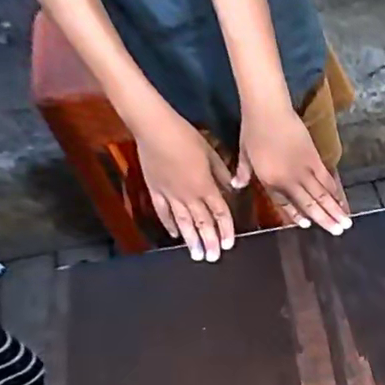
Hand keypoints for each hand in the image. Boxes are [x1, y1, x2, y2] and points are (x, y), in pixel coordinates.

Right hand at [130, 111, 235, 261]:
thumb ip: (221, 173)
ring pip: (184, 222)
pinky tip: (174, 235)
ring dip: (191, 240)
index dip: (226, 230)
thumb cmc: (184, 135)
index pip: (220, 213)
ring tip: (197, 256)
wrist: (152, 126)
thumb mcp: (210, 153)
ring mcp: (171, 194)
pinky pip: (163, 212)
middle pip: (202, 223)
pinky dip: (169, 224)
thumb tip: (232, 187)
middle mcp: (189, 195)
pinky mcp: (155, 189)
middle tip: (213, 258)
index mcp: (205, 186)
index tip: (228, 245)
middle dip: (209, 242)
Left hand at [235, 105, 350, 233]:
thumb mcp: (243, 153)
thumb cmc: (252, 129)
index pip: (285, 205)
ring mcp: (303, 171)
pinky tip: (342, 200)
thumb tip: (236, 186)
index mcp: (269, 182)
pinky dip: (335, 191)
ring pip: (321, 196)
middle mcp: (288, 181)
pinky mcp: (313, 158)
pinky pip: (326, 179)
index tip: (307, 225)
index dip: (296, 216)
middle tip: (338, 233)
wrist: (267, 109)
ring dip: (334, 211)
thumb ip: (243, 172)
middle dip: (325, 220)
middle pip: (309, 205)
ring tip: (346, 223)